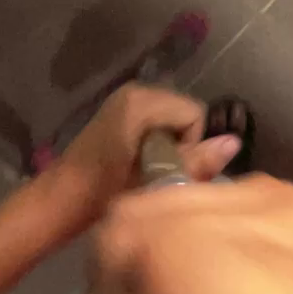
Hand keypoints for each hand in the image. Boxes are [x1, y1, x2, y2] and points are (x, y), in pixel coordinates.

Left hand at [40, 84, 242, 230]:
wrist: (57, 202)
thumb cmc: (101, 193)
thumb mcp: (153, 181)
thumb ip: (196, 161)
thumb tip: (235, 142)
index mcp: (142, 102)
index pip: (194, 114)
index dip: (190, 146)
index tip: (168, 172)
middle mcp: (136, 91)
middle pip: (185, 113)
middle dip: (182, 145)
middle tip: (160, 176)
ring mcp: (126, 99)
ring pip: (173, 119)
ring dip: (170, 146)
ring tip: (149, 173)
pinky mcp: (120, 111)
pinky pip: (157, 121)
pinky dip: (157, 142)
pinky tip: (139, 166)